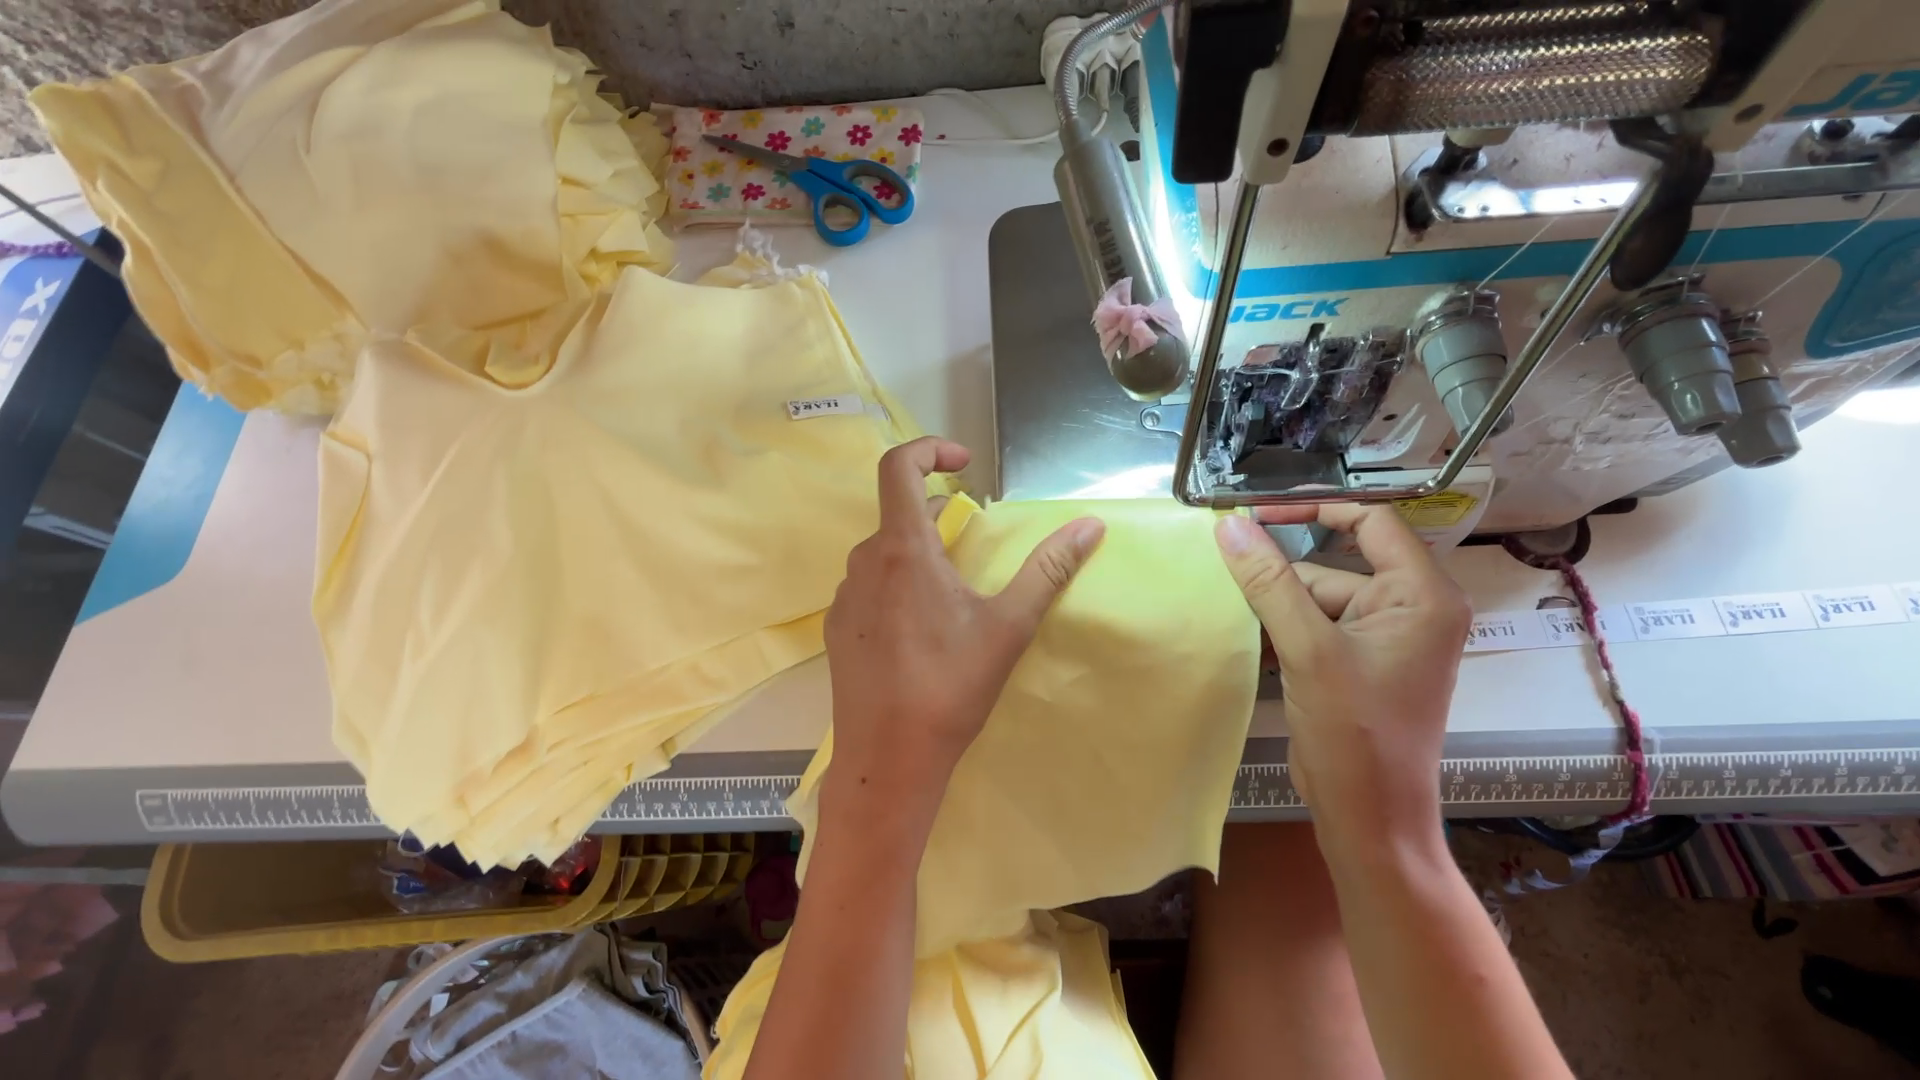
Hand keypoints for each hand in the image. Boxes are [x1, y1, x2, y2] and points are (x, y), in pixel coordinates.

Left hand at [824, 438, 1104, 814]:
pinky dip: (895, 585)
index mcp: (903, 550)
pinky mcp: (838, 630)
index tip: (964, 463)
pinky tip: (920, 630)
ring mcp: (844, 599)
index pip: (897, 467)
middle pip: (896, 513)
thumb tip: (1091, 525)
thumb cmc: (951, 687)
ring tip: (952, 589)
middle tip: (972, 539)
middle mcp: (864, 564)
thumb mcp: (1009, 626)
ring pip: (882, 553)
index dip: (929, 449)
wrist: (889, 759)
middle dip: (936, 512)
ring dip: (917, 552)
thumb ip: (1049, 569)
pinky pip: (868, 587)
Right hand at [1214, 506, 1470, 842]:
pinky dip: (1282, 632)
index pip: (1372, 522)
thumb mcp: (1309, 650)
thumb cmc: (1356, 734)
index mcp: (1422, 596)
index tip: (1257, 512)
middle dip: (1283, 577)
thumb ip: (1269, 583)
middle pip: (1334, 565)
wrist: (1368, 819)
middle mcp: (1410, 609)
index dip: (1316, 508)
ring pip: (1316, 599)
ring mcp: (1383, 640)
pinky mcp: (1358, 665)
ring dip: (1276, 609)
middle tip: (1227, 577)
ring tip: (1236, 621)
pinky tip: (1250, 645)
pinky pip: (1315, 628)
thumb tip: (1229, 525)